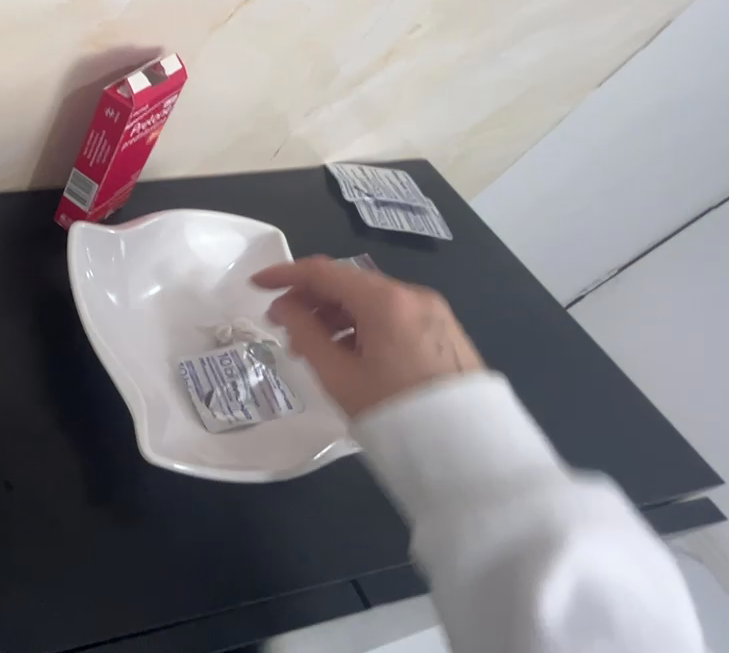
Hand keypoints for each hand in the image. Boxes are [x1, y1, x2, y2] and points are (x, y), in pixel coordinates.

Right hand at [254, 255, 483, 417]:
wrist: (472, 455)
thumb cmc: (394, 410)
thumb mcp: (337, 374)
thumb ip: (302, 332)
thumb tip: (284, 307)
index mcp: (384, 300)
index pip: (321, 272)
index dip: (283, 275)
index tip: (256, 285)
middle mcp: (411, 295)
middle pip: (346, 284)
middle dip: (308, 300)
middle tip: (283, 326)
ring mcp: (433, 312)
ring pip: (368, 300)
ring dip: (333, 315)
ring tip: (313, 347)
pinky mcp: (444, 332)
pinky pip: (390, 315)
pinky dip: (360, 325)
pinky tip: (348, 353)